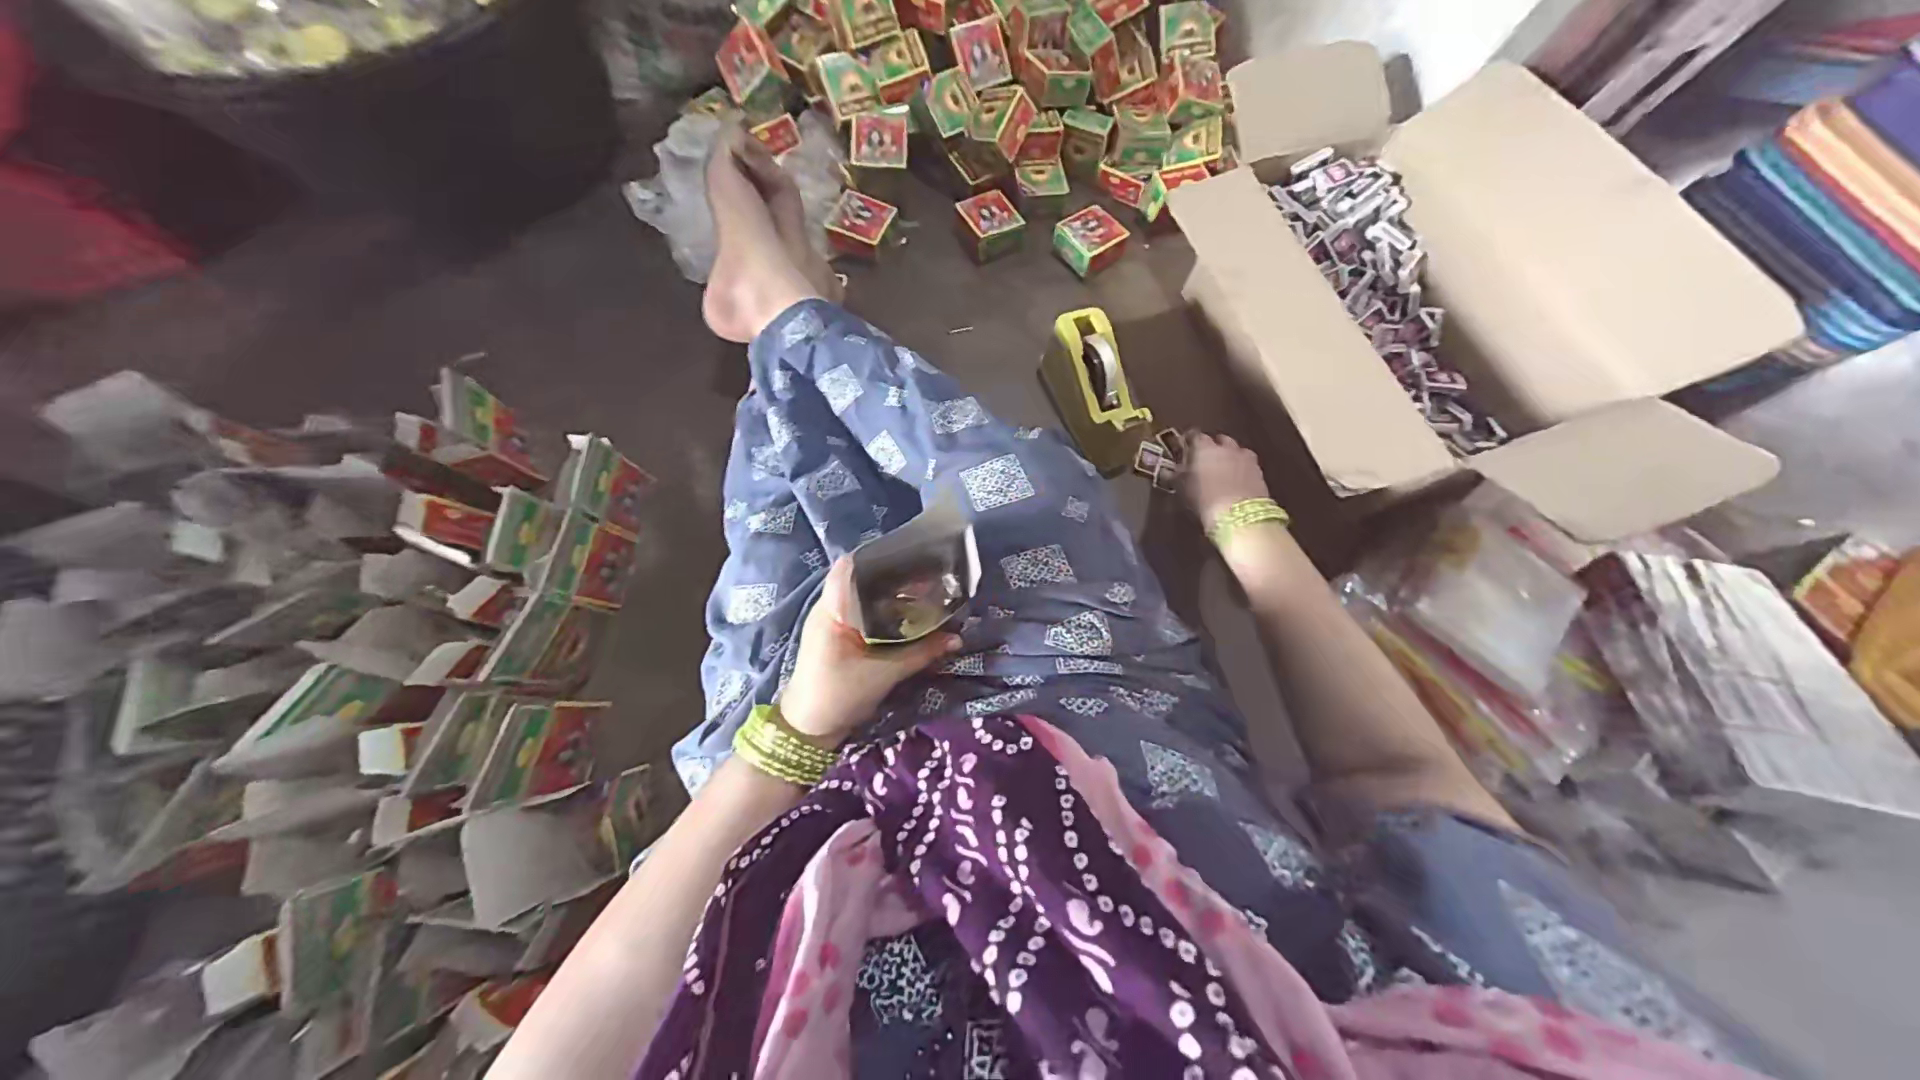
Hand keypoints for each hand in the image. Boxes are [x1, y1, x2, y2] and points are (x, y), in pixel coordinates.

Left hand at [778, 556, 961, 744]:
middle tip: (928, 576)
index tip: (912, 555)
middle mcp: (828, 608)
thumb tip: (956, 637)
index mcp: (831, 609)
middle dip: (894, 576)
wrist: (808, 730)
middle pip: (860, 579)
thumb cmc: (839, 696)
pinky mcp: (837, 635)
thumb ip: (921, 653)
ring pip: (862, 595)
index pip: (851, 567)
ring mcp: (830, 621)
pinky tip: (906, 615)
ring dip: (889, 594)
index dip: (880, 556)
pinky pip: (861, 611)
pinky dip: (882, 610)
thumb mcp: (884, 674)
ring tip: (923, 591)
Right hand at [1180, 432, 1271, 530]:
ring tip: (1224, 468)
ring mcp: (1245, 458)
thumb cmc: (1203, 498)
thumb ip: (1175, 475)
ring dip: (1230, 455)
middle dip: (1213, 446)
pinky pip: (1248, 464)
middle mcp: (1226, 448)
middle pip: (1220, 440)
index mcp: (1205, 448)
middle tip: (1205, 458)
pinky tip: (1238, 478)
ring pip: (1237, 450)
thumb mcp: (1182, 488)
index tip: (1185, 446)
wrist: (1238, 514)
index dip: (1190, 440)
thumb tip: (1166, 470)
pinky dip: (1242, 467)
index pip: (1196, 435)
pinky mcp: (1259, 471)